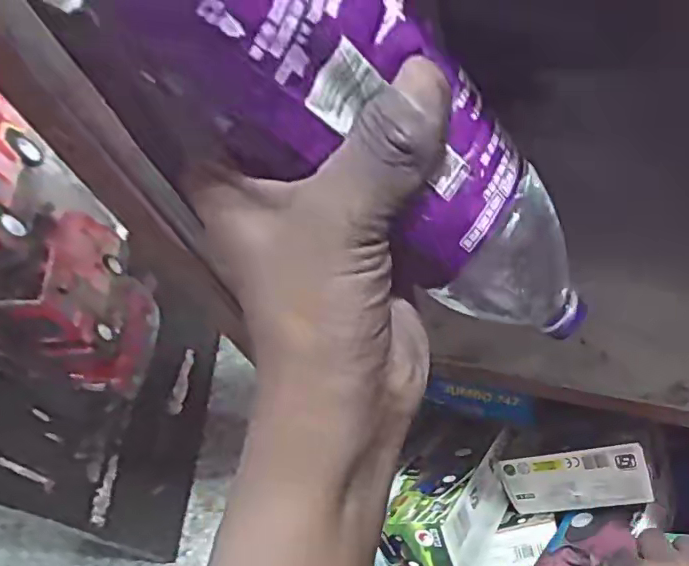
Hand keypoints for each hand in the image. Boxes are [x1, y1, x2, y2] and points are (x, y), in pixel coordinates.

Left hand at [188, 57, 449, 430]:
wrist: (358, 404)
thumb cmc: (314, 320)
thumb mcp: (336, 227)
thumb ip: (379, 155)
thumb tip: (426, 78)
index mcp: (234, 175)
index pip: (241, 83)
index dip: (276, 43)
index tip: (322, 11)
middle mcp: (280, 190)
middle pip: (315, 116)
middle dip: (355, 82)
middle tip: (394, 32)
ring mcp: (335, 220)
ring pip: (367, 156)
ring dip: (398, 128)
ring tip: (431, 75)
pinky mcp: (382, 248)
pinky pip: (405, 196)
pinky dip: (427, 176)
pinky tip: (454, 139)